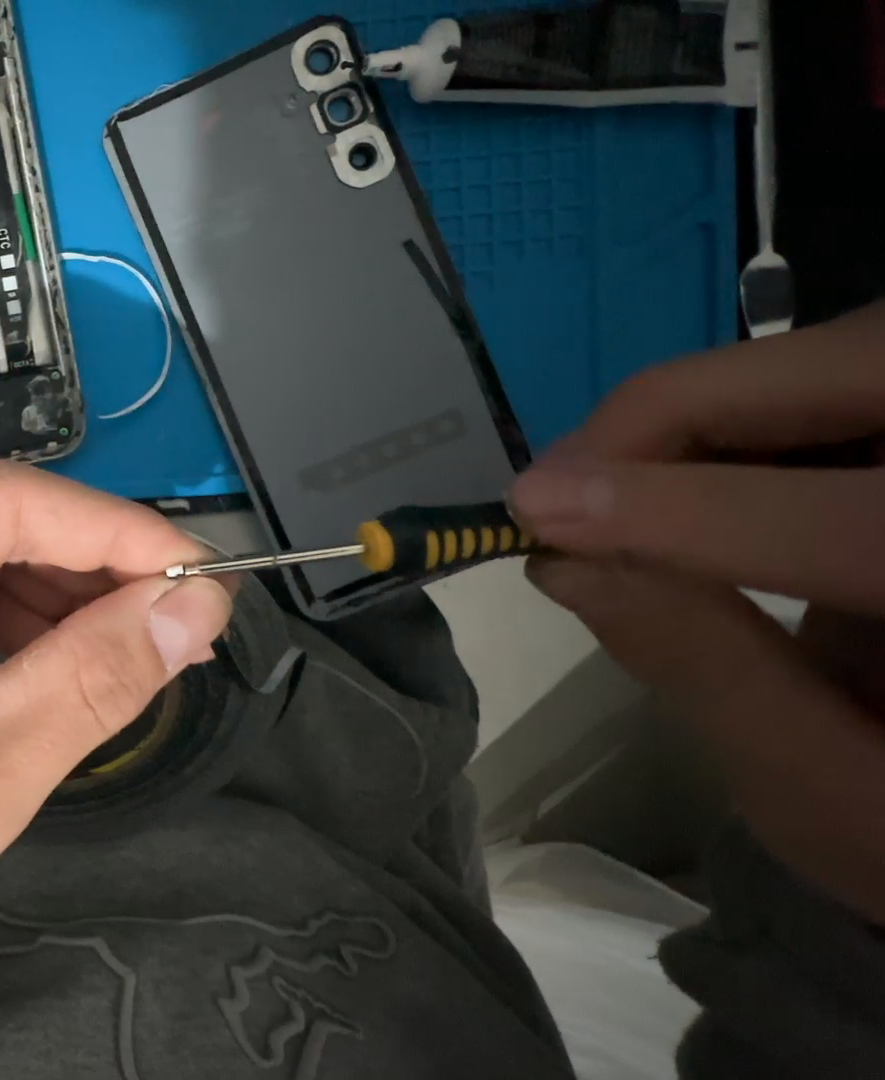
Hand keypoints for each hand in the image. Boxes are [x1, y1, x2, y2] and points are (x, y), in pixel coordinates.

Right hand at [509, 303, 884, 922]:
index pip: (859, 524)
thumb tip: (562, 562)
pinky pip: (823, 377)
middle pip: (857, 372)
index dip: (679, 505)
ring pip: (832, 356)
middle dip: (669, 417)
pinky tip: (669, 482)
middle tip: (555, 483)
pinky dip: (720, 419)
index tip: (526, 509)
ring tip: (600, 487)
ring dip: (689, 413)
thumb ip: (702, 671)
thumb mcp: (822, 794)